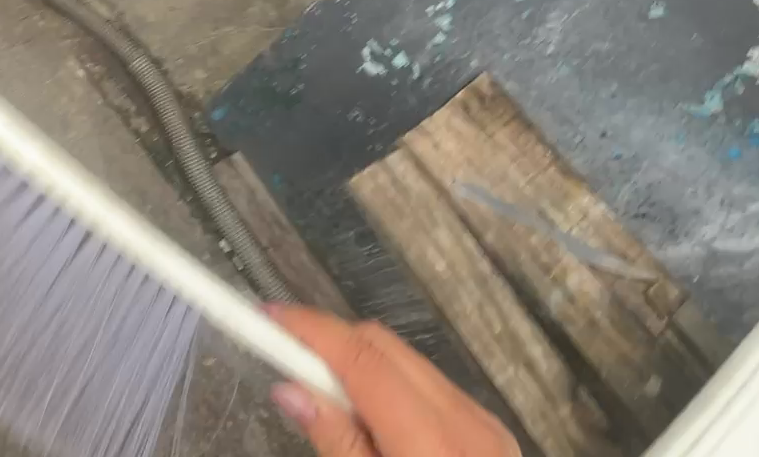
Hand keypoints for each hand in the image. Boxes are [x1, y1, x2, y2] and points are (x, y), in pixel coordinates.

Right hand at [268, 306, 519, 456]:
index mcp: (436, 443)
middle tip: (283, 358)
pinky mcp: (492, 436)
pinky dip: (387, 382)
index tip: (266, 315)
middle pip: (381, 345)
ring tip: (322, 395)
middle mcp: (468, 421)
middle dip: (329, 341)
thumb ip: (339, 446)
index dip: (310, 329)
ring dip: (356, 361)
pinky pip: (425, 383)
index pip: (362, 357)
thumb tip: (290, 389)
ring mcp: (487, 427)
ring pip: (403, 359)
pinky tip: (368, 418)